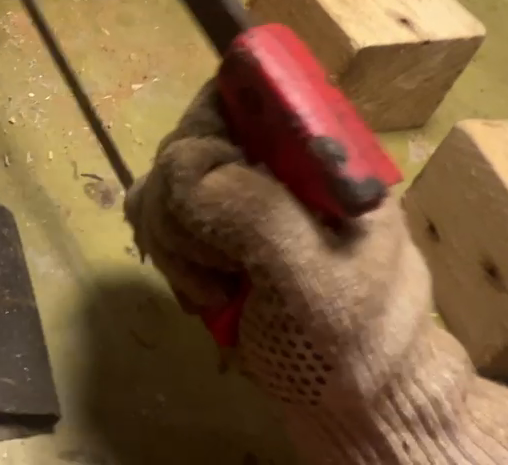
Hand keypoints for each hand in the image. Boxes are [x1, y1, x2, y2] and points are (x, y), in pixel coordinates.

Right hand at [126, 87, 507, 464]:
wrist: (352, 409)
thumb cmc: (350, 345)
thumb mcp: (314, 280)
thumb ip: (250, 210)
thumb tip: (180, 165)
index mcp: (316, 156)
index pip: (236, 98)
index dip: (204, 135)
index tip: (201, 192)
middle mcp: (274, 162)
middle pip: (186, 140)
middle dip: (181, 206)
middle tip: (216, 264)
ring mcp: (239, 192)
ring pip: (162, 177)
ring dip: (173, 238)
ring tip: (216, 287)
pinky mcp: (211, 222)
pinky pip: (155, 209)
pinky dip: (166, 250)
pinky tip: (199, 286)